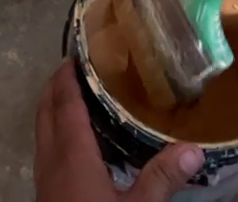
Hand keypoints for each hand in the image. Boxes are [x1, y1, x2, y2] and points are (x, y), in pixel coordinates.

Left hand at [35, 60, 202, 201]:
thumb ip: (162, 178)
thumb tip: (195, 149)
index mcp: (71, 155)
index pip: (65, 103)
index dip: (68, 75)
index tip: (77, 51)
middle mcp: (51, 161)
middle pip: (45, 111)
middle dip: (56, 86)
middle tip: (79, 66)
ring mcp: (44, 180)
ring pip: (42, 131)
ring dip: (54, 109)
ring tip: (79, 97)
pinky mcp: (46, 196)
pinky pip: (45, 150)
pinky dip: (56, 132)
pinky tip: (78, 144)